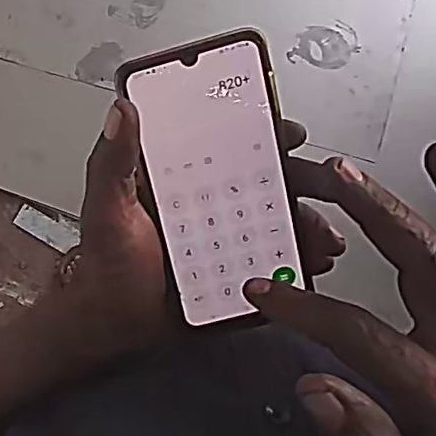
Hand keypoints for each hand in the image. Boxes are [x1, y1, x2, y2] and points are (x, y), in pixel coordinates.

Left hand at [36, 100, 347, 375]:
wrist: (114, 325)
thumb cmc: (105, 267)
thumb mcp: (107, 210)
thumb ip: (113, 163)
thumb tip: (122, 110)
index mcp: (175, 178)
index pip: (222, 142)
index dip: (258, 132)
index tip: (289, 133)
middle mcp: (203, 201)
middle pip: (261, 178)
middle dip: (300, 181)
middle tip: (330, 188)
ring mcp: (221, 235)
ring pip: (274, 218)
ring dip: (305, 223)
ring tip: (324, 238)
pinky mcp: (232, 267)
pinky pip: (272, 257)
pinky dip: (295, 258)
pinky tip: (309, 265)